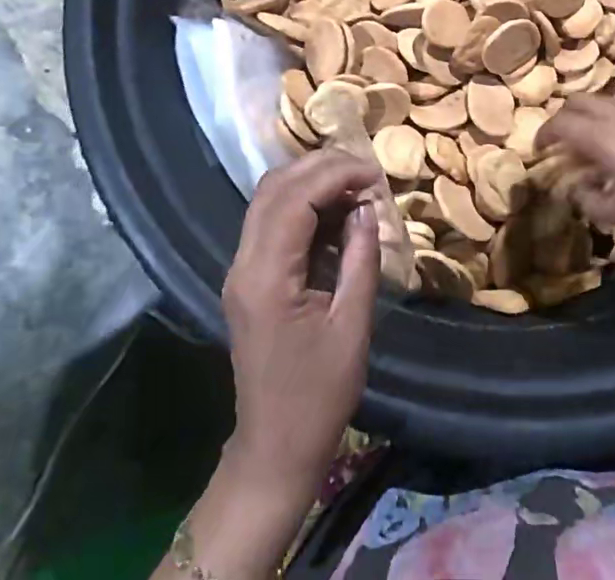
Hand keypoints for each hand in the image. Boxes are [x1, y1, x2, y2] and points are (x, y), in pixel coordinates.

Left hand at [222, 150, 383, 490]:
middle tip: (366, 171)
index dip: (334, 175)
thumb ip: (359, 259)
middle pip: (273, 190)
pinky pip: (270, 225)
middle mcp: (243, 264)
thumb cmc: (319, 394)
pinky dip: (302, 207)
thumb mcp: (353, 326)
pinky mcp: (247, 280)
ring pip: (268, 202)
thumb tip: (367, 208)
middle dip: (320, 168)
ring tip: (356, 186)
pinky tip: (335, 214)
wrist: (276, 446)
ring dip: (309, 184)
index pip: (294, 199)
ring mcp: (240, 271)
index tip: (375, 173)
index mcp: (267, 277)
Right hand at [535, 95, 614, 238]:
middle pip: (579, 101)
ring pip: (602, 104)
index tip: (537, 150)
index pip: (561, 124)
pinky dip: (605, 123)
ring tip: (585, 148)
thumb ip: (590, 202)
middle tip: (557, 141)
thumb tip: (578, 191)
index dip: (544, 134)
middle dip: (561, 117)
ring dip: (585, 118)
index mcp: (602, 138)